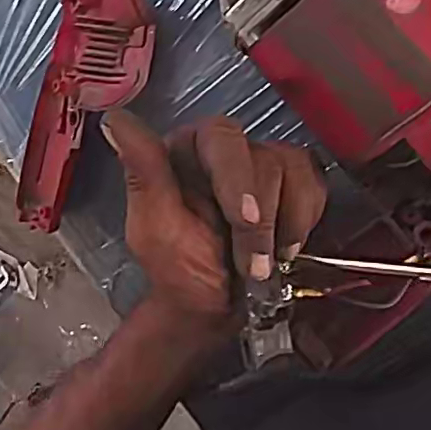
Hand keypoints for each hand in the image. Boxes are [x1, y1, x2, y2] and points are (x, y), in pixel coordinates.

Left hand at [102, 111, 325, 343]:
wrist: (213, 308)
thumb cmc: (179, 271)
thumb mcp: (153, 228)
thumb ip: (143, 173)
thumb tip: (116, 121)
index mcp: (187, 148)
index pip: (221, 138)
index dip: (238, 178)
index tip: (246, 223)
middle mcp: (226, 147)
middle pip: (264, 159)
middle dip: (261, 223)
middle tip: (254, 267)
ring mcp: (263, 161)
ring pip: (294, 170)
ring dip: (286, 225)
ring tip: (266, 263)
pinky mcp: (293, 181)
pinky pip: (314, 184)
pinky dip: (305, 220)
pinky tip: (287, 246)